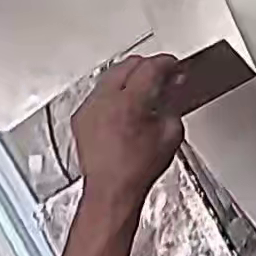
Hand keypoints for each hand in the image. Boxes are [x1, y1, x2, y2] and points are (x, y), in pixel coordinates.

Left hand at [70, 55, 182, 216]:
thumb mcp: (171, 133)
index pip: (150, 67)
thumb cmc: (138, 169)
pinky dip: (115, 92)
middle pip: (128, 64)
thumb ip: (172, 104)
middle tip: (163, 76)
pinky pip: (99, 93)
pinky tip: (126, 103)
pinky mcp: (81, 118)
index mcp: (129, 102)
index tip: (174, 66)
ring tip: (145, 89)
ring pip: (111, 75)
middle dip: (148, 66)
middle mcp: (105, 101)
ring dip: (131, 77)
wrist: (112, 192)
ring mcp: (90, 108)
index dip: (167, 63)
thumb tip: (171, 89)